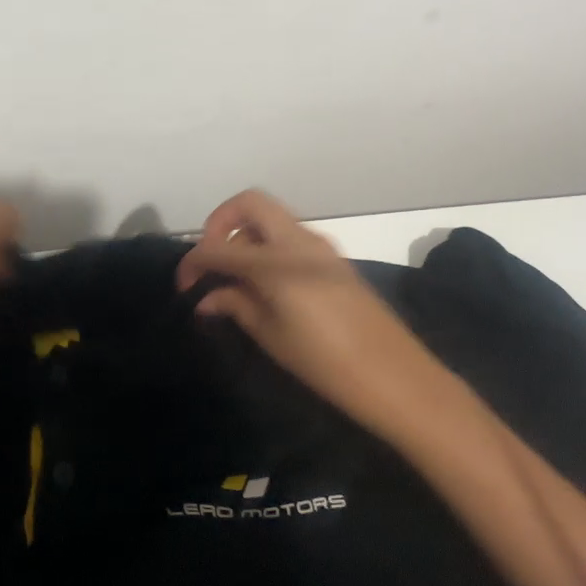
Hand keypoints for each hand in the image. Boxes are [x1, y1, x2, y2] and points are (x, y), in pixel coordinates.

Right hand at [177, 189, 428, 415]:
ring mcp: (322, 248)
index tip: (184, 285)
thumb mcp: (272, 336)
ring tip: (235, 277)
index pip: (220, 247)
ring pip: (272, 219)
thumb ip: (235, 305)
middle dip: (221, 223)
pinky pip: (291, 238)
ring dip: (246, 235)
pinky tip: (264, 284)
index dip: (194, 261)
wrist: (401, 381)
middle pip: (250, 204)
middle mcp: (299, 242)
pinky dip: (268, 247)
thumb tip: (207, 297)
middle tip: (211, 260)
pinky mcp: (335, 262)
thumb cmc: (327, 363)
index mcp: (278, 262)